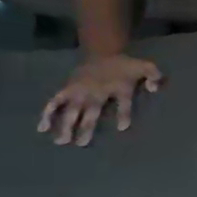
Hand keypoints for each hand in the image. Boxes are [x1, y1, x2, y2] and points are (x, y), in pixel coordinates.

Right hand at [39, 54, 162, 145]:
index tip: (122, 128)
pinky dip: (47, 114)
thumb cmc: (125, 66)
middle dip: (87, 127)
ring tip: (61, 141)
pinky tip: (42, 128)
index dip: (123, 114)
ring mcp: (81, 91)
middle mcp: (98, 92)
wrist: (103, 52)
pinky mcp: (67, 90)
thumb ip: (154, 76)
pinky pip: (54, 102)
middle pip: (92, 111)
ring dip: (65, 125)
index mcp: (119, 87)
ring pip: (72, 110)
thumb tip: (155, 88)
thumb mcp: (145, 67)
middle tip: (81, 143)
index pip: (123, 103)